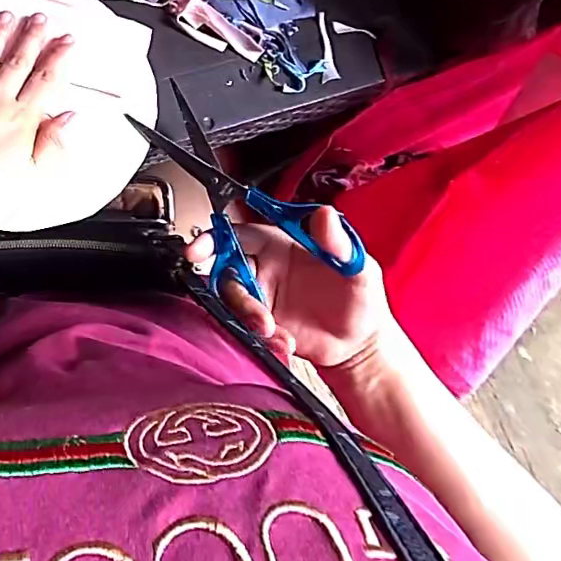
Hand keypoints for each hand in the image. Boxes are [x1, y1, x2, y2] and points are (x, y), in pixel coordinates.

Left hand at [0, 11, 74, 251]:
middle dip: (32, 37)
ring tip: (7, 16)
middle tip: (40, 19)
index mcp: (18, 123)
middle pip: (17, 62)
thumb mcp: (27, 182)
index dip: (58, 57)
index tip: (65, 41)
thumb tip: (66, 120)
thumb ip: (49, 146)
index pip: (45, 81)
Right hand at [183, 205, 397, 372]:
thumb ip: (338, 241)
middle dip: (233, 291)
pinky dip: (261, 338)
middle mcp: (263, 268)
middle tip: (257, 313)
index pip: (237, 234)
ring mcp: (260, 298)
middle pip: (226, 269)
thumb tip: (324, 214)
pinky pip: (244, 328)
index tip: (198, 250)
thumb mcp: (357, 266)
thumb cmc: (360, 298)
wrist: (361, 345)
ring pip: (232, 301)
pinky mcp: (260, 325)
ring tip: (274, 332)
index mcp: (279, 243)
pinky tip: (284, 342)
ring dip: (248, 316)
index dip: (212, 238)